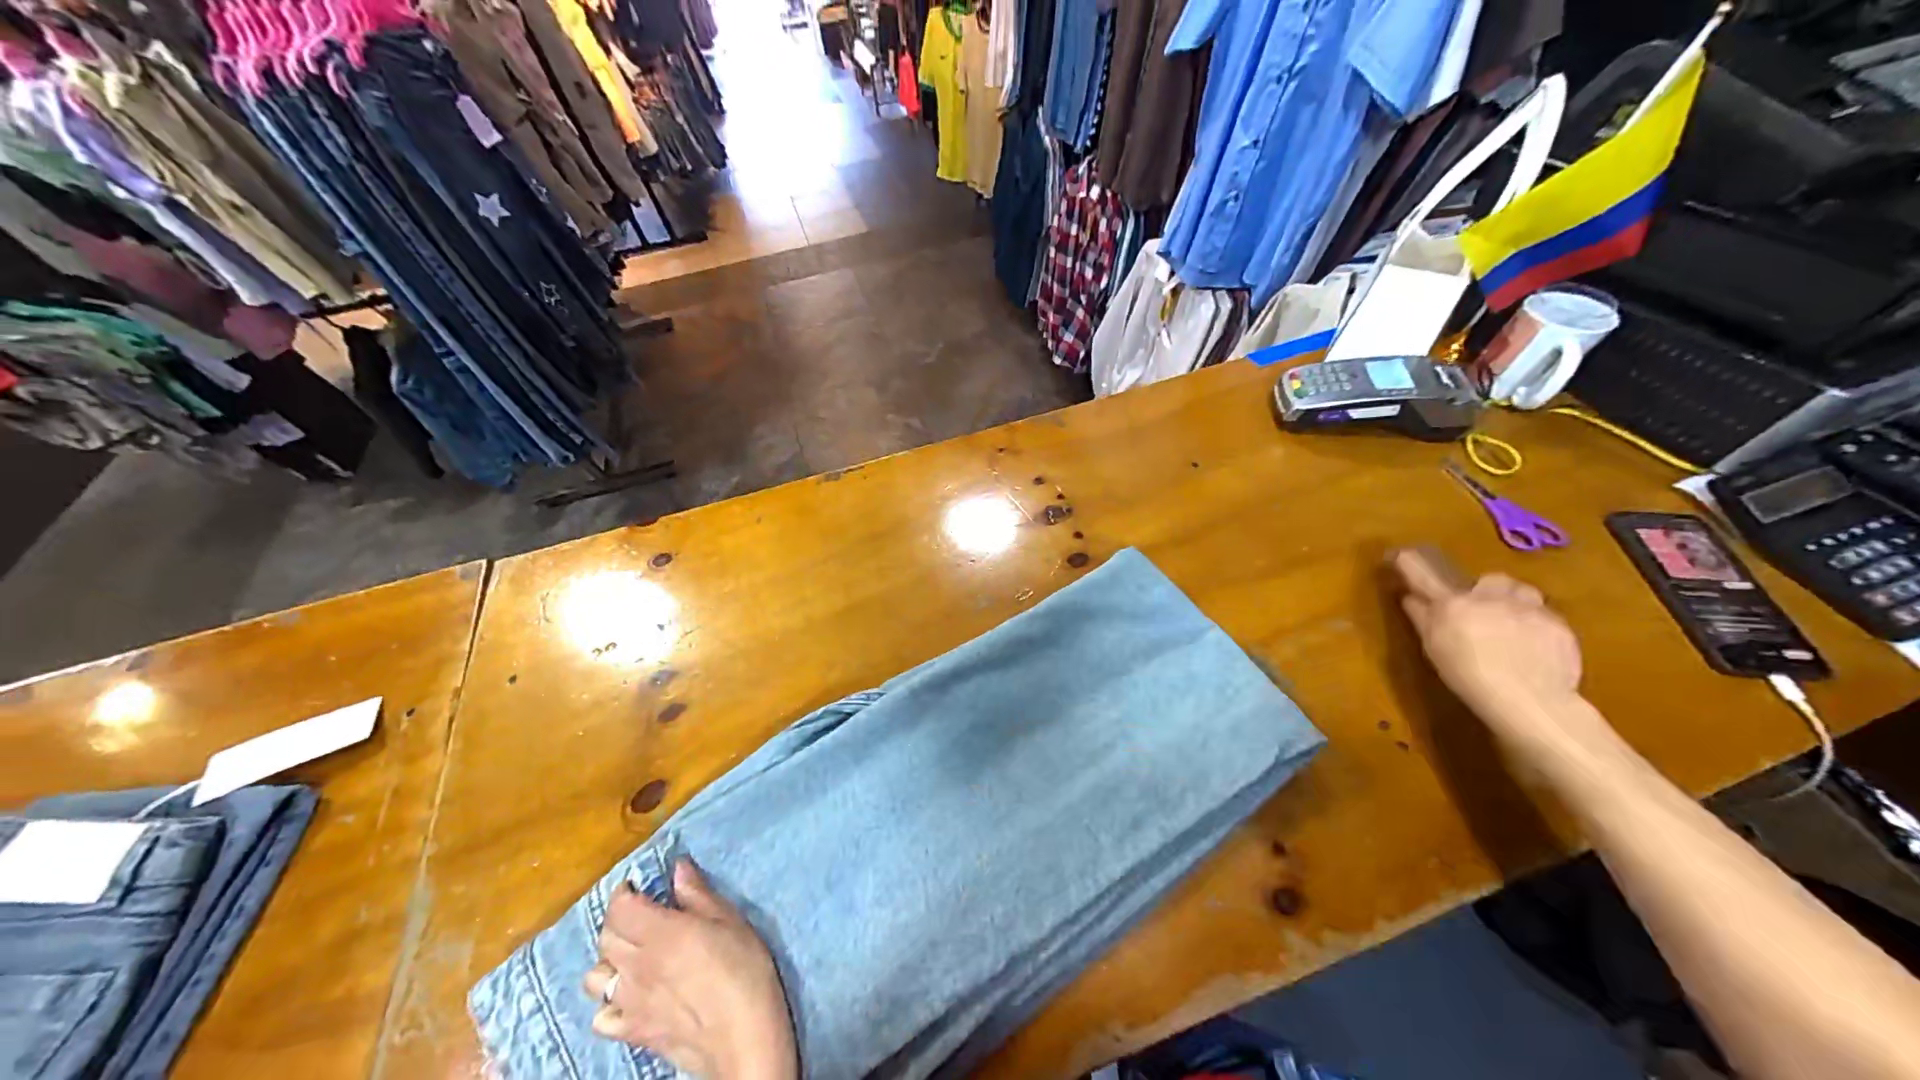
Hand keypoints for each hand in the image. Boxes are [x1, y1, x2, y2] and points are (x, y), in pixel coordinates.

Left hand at [583, 859, 797, 1079]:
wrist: (743, 1036)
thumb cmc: (744, 970)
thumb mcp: (731, 921)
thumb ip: (698, 894)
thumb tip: (678, 867)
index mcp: (660, 933)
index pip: (621, 908)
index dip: (622, 893)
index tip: (635, 887)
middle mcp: (636, 965)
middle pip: (606, 937)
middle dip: (617, 920)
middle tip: (638, 914)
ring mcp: (629, 1002)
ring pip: (595, 976)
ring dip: (609, 961)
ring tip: (632, 956)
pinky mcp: (632, 1032)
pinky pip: (602, 1016)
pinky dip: (609, 1003)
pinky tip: (629, 998)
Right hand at [1391, 547, 1619, 773]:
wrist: (1530, 700)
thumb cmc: (1469, 677)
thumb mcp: (1434, 649)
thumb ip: (1422, 618)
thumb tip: (1410, 597)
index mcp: (1452, 603)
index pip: (1424, 575)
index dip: (1411, 563)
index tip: (1403, 555)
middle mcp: (1490, 596)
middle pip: (1489, 579)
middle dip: (1485, 590)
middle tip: (1480, 611)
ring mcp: (1529, 607)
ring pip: (1522, 592)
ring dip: (1514, 602)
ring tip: (1511, 625)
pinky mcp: (1559, 623)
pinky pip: (1544, 615)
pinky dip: (1536, 625)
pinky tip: (1533, 648)